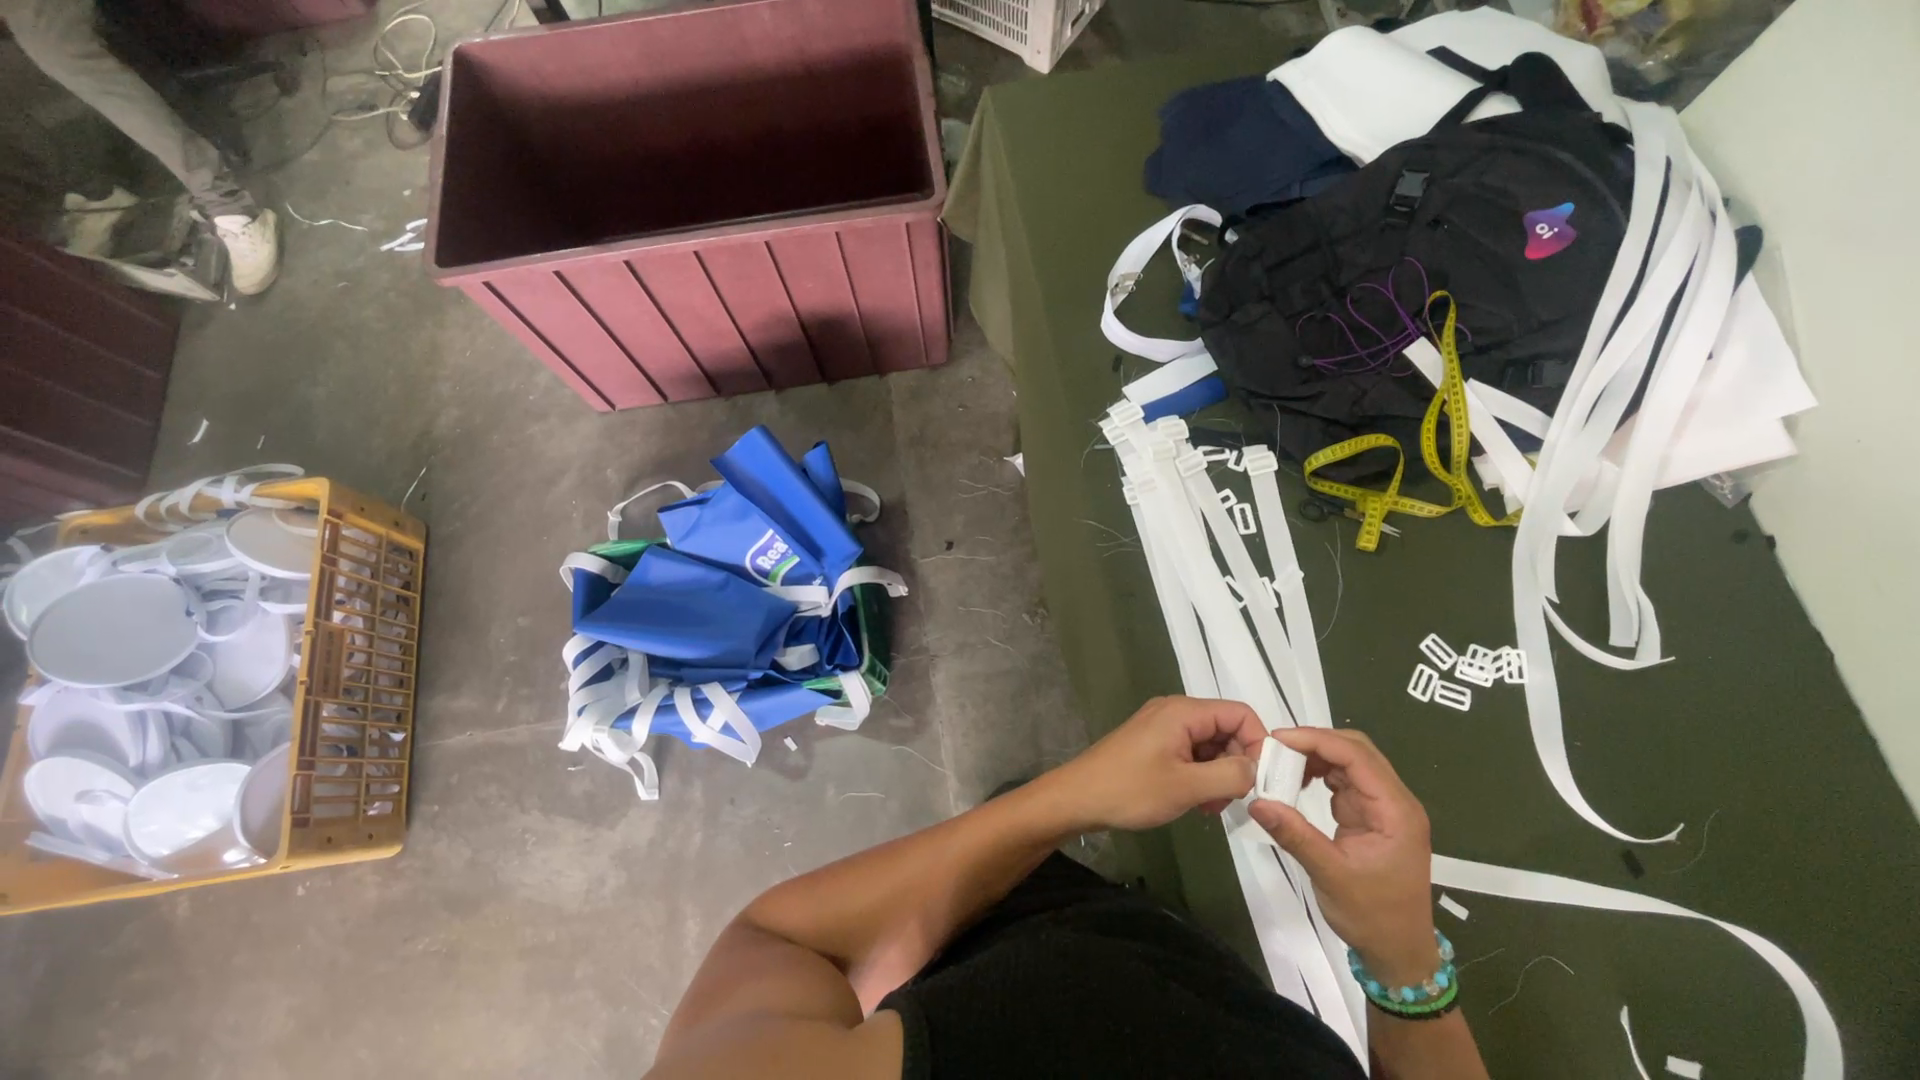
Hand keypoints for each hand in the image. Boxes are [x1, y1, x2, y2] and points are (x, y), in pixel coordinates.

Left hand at [1043, 696, 1264, 832]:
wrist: (1076, 799)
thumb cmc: (1130, 790)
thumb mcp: (1187, 787)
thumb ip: (1230, 776)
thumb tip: (1258, 769)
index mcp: (1183, 711)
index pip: (1241, 714)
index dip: (1259, 744)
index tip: (1262, 780)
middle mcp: (1175, 712)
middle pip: (1227, 729)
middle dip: (1237, 764)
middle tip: (1233, 800)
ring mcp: (1162, 728)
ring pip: (1210, 746)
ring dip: (1219, 775)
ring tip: (1210, 807)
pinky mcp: (1153, 745)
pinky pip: (1191, 754)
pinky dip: (1201, 776)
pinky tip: (1196, 803)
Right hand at [1248, 728, 1437, 986]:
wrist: (1399, 952)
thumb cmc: (1373, 916)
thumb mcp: (1330, 875)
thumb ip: (1295, 835)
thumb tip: (1256, 802)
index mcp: (1396, 811)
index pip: (1357, 757)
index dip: (1317, 740)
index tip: (1277, 740)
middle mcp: (1395, 801)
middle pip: (1357, 752)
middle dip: (1315, 743)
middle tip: (1274, 748)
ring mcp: (1384, 809)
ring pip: (1350, 764)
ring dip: (1315, 758)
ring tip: (1279, 764)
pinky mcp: (1371, 817)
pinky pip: (1344, 783)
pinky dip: (1318, 776)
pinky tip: (1295, 782)